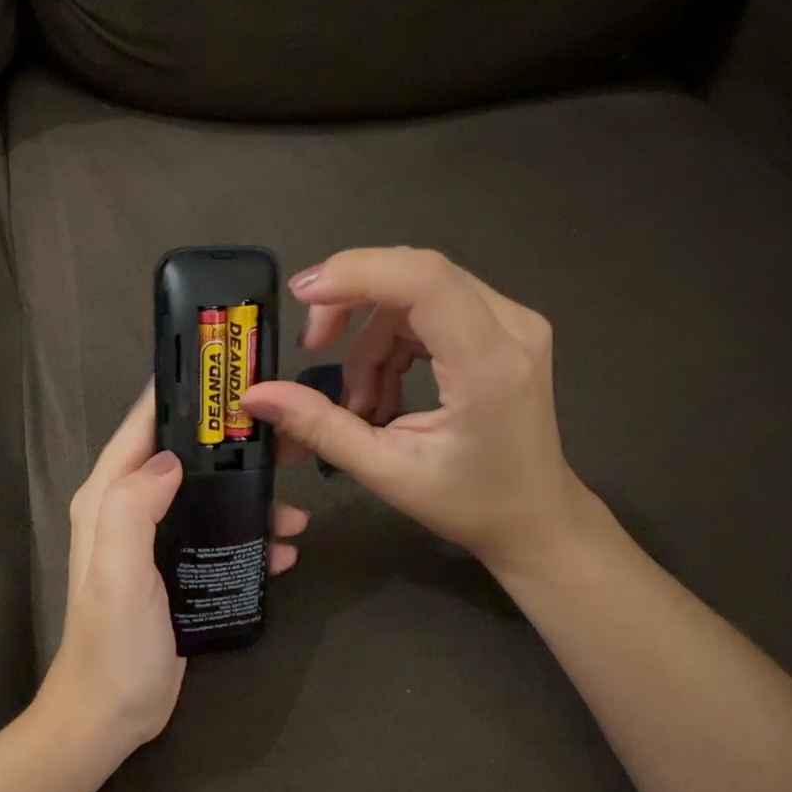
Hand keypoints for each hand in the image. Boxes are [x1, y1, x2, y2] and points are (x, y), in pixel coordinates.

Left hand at [38, 385, 308, 750]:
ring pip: (208, 499)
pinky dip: (251, 539)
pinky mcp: (178, 572)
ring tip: (298, 510)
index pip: (142, 429)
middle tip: (285, 441)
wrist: (112, 714)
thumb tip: (174, 458)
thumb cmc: (113, 643)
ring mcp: (155, 543)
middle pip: (184, 459)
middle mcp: (129, 511)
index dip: (180, 398)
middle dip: (231, 448)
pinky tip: (286, 551)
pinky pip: (218, 538)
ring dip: (251, 499)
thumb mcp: (117, 571)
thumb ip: (133, 506)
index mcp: (107, 500)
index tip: (228, 375)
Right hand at [240, 247, 591, 572]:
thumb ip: (320, 427)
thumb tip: (256, 395)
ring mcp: (512, 321)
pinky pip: (430, 310)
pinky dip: (393, 346)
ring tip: (358, 404)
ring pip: (415, 294)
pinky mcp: (503, 327)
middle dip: (351, 304)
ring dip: (370, 339)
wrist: (535, 518)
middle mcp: (510, 326)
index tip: (302, 296)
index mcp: (487, 365)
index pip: (422, 280)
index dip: (356, 273)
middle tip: (312, 348)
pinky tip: (383, 395)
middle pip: (414, 275)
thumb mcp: (386, 472)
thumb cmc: (470, 504)